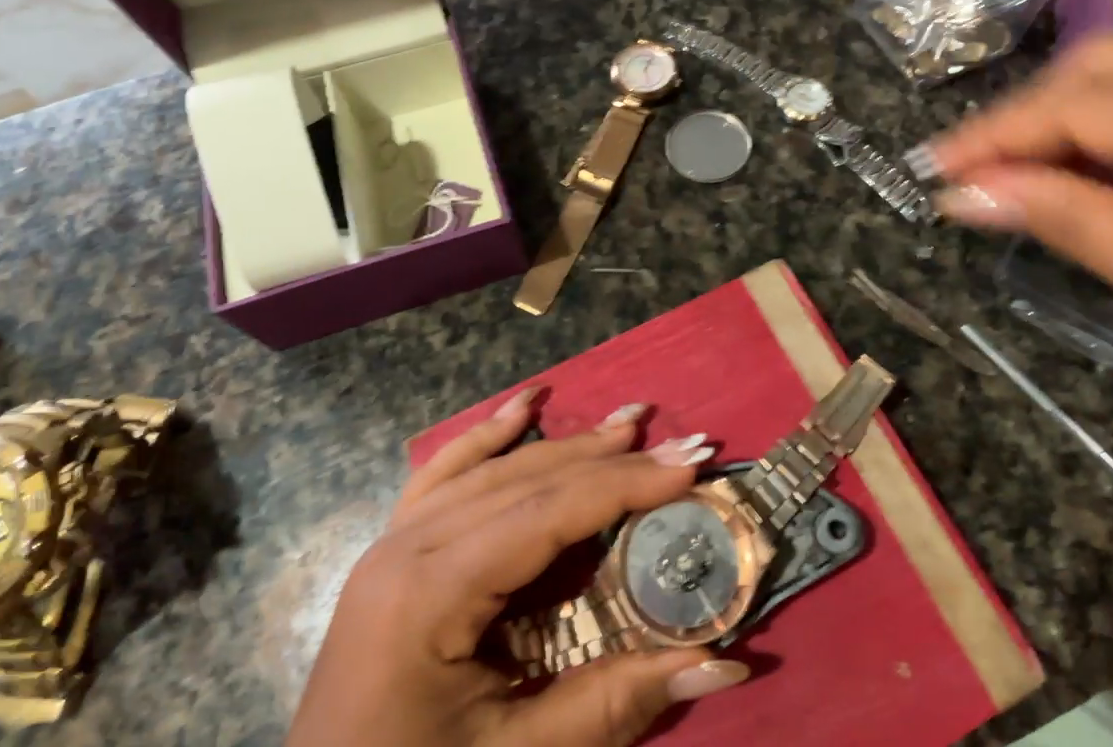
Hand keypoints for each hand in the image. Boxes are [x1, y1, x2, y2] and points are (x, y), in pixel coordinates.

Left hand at [285, 391, 748, 746]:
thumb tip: (724, 666)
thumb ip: (614, 704)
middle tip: (677, 443)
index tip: (686, 466)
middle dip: (604, 459)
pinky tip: (520, 408)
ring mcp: (390, 543)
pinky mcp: (389, 551)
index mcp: (430, 593)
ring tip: (625, 422)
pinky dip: (486, 438)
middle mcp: (406, 547)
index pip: (543, 515)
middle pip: (521, 482)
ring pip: (488, 470)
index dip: (620, 486)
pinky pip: (442, 475)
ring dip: (560, 444)